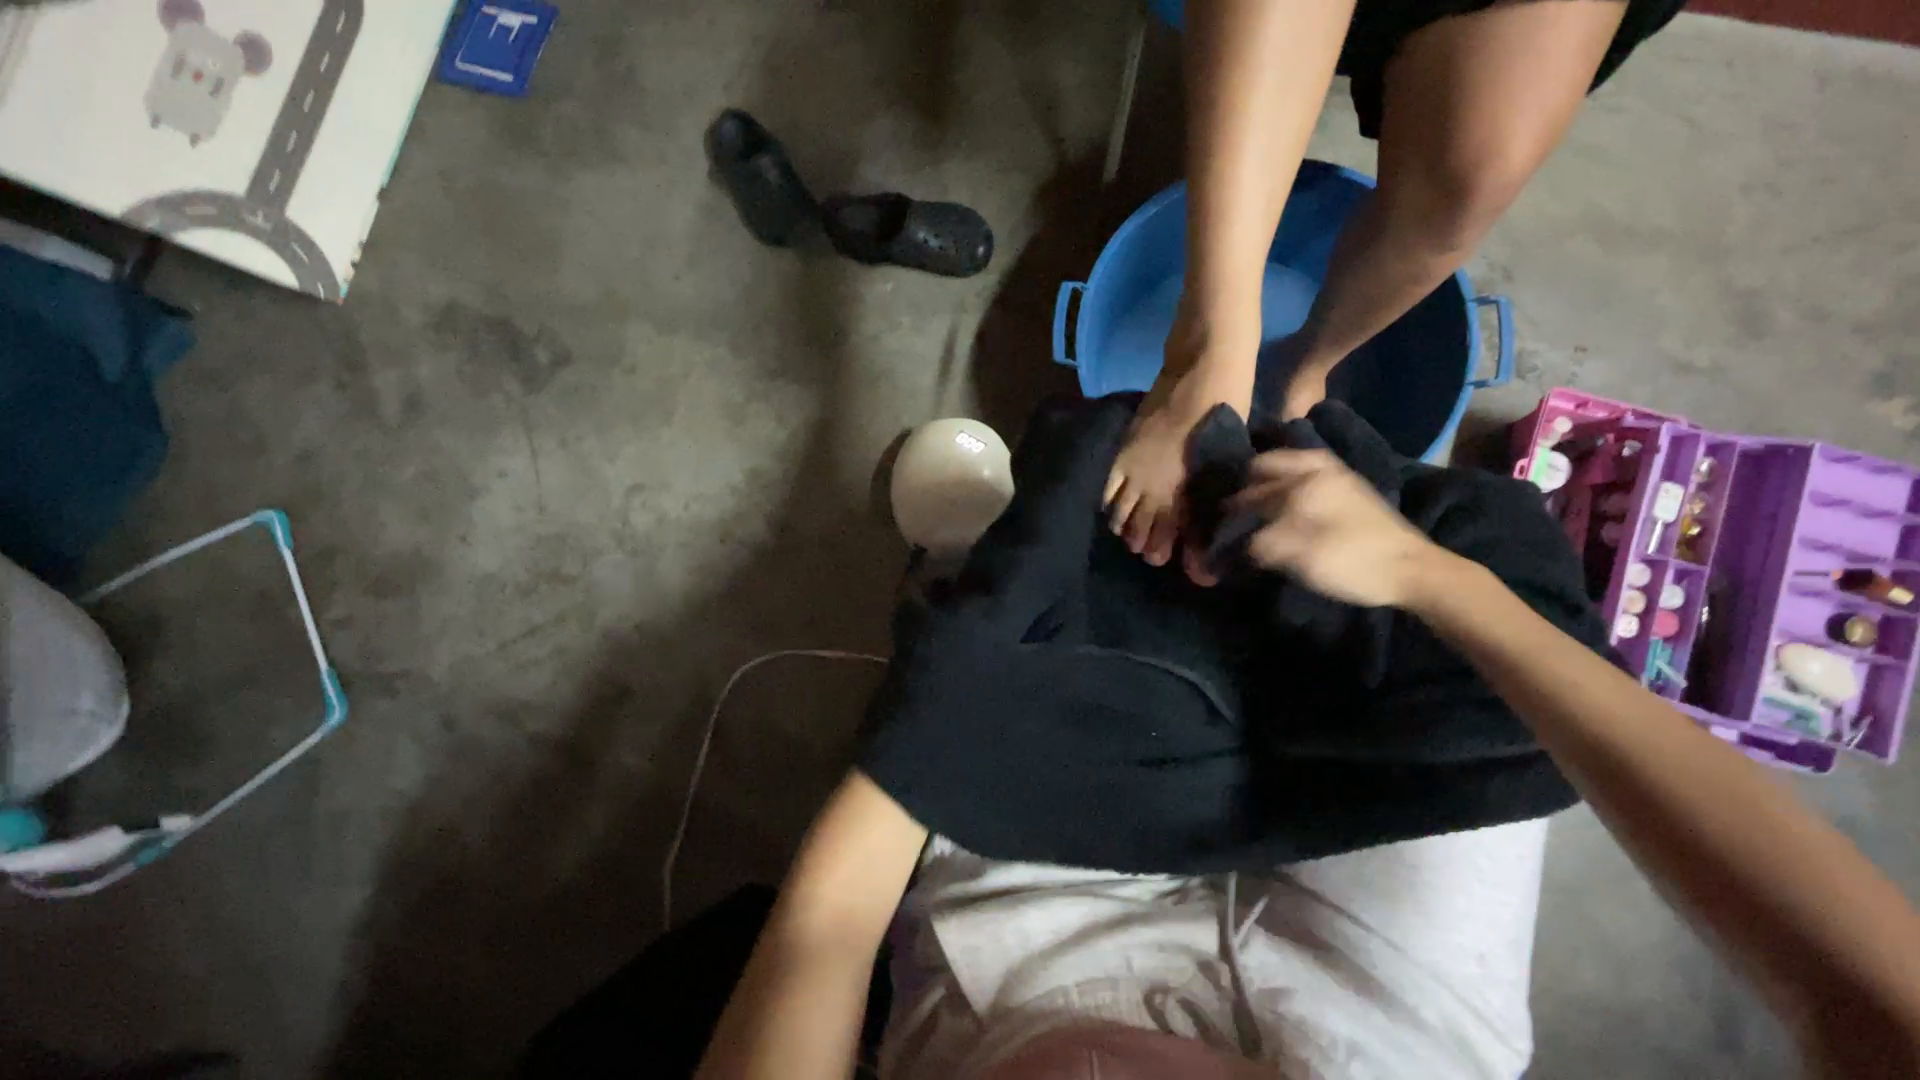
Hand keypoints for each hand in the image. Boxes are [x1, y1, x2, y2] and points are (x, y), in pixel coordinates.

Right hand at [1105, 313, 1258, 567]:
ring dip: (1126, 527)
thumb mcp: (1226, 460)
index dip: (1172, 553)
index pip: (1170, 535)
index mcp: (1182, 488)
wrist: (1203, 369)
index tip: (1179, 564)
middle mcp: (1152, 485)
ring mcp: (1133, 468)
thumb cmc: (1227, 414)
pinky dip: (1109, 504)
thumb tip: (1207, 527)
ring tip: (1133, 534)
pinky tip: (1115, 510)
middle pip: (1140, 530)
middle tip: (1152, 551)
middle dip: (1146, 544)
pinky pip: (1106, 488)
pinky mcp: (1122, 451)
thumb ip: (1211, 497)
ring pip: (1120, 513)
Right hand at [1186, 448, 1439, 606]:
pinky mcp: (1350, 490)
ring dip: (1268, 482)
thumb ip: (1265, 544)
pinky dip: (1288, 485)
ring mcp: (1338, 477)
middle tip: (1230, 508)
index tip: (1215, 517)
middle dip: (1247, 485)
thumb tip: (1240, 542)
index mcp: (1305, 481)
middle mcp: (1320, 470)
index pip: (1252, 486)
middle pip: (1270, 469)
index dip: (1232, 503)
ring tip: (1253, 506)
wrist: (1413, 570)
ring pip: (1289, 469)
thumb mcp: (1303, 558)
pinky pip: (1306, 477)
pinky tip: (1283, 506)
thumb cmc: (1355, 562)